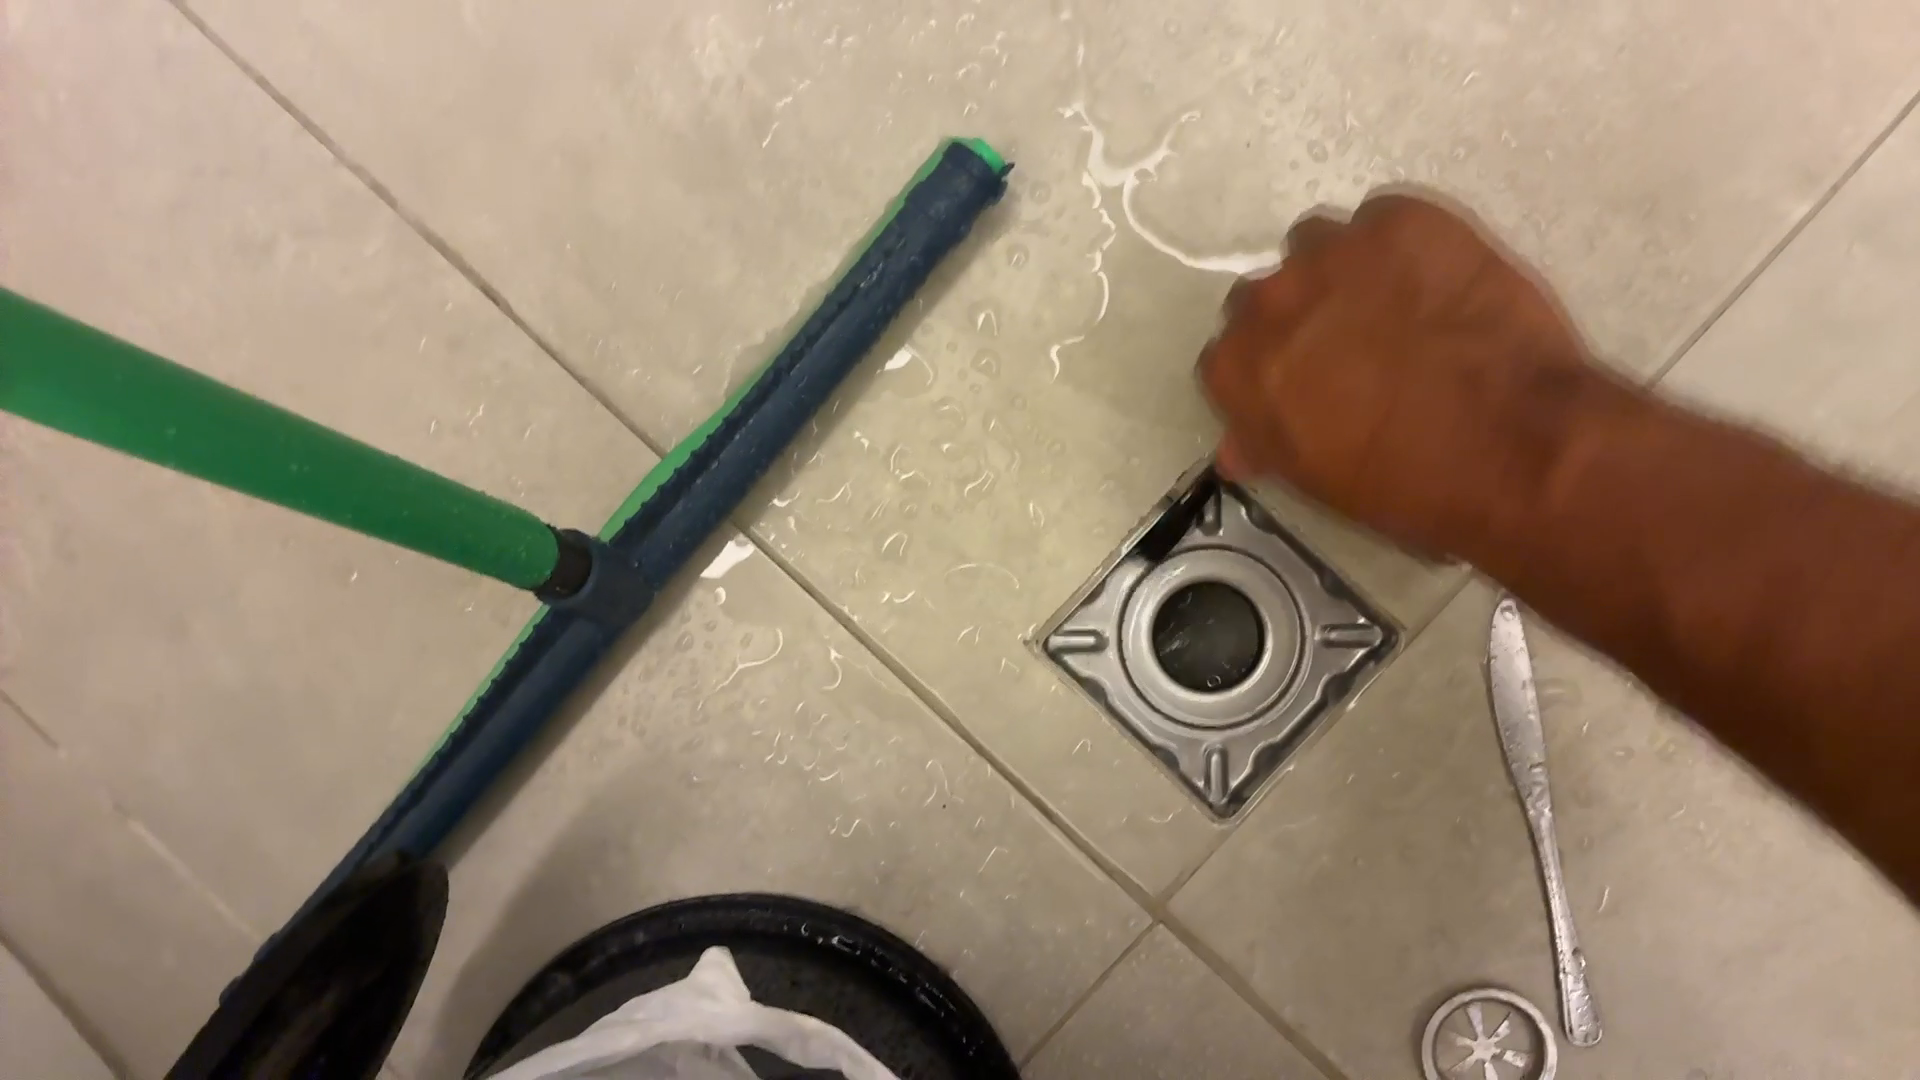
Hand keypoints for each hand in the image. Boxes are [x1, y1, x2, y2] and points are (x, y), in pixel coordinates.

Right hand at [1198, 192, 1606, 559]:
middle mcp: (1268, 302)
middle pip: (1263, 295)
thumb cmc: (1394, 480)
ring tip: (1386, 301)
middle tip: (1343, 342)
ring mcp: (1333, 253)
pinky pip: (1381, 216)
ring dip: (1337, 270)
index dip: (1263, 366)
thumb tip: (1234, 445)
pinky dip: (1396, 243)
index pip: (1226, 353)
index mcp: (1235, 368)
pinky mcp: (1402, 221)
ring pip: (1314, 244)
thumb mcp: (1307, 476)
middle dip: (1294, 316)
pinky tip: (1429, 277)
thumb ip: (1260, 442)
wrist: (1508, 444)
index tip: (1296, 380)